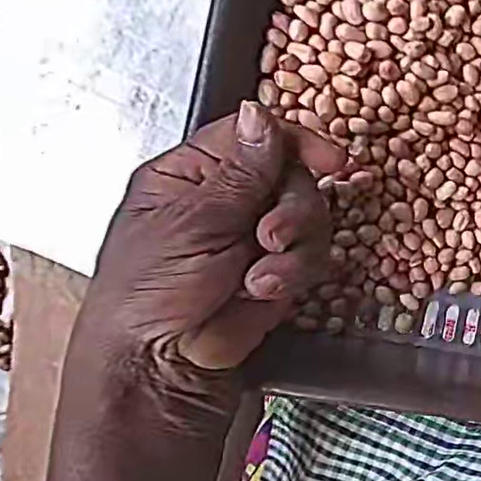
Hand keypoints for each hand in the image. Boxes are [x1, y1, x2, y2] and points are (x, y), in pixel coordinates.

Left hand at [68, 101, 348, 418]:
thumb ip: (239, 173)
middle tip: (270, 236)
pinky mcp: (282, 268)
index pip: (256, 137)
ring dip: (294, 247)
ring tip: (261, 277)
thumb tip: (259, 113)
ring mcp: (259, 235)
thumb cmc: (149, 293)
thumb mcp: (191, 223)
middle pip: (294, 178)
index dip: (297, 143)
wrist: (163, 366)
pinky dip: (296, 272)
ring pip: (311, 217)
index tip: (331, 161)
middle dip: (292, 209)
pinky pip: (313, 254)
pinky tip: (264, 290)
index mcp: (194, 174)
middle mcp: (231, 199)